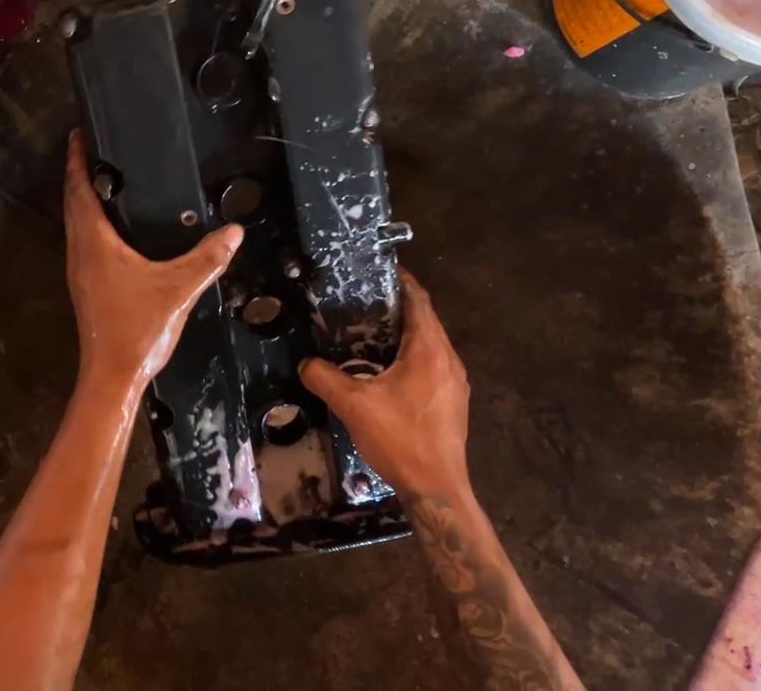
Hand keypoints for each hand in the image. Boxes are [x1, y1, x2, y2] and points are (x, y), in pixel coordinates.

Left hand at [63, 132, 242, 389]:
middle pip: (72, 203)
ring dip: (81, 198)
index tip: (78, 134)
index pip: (78, 190)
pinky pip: (82, 240)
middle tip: (92, 148)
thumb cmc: (137, 329)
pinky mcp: (86, 285)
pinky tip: (112, 227)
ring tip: (100, 178)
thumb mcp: (178, 290)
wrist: (111, 375)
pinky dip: (89, 220)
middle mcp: (80, 252)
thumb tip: (234, 231)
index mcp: (95, 243)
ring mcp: (80, 270)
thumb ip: (207, 259)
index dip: (76, 160)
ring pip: (74, 222)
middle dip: (78, 173)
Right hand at [299, 269, 471, 496]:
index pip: (419, 300)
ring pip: (431, 343)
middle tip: (364, 300)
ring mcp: (455, 382)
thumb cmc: (399, 439)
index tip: (378, 270)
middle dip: (398, 306)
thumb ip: (325, 377)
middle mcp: (448, 359)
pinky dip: (413, 355)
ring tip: (372, 331)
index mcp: (429, 350)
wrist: (437, 490)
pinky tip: (388, 369)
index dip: (401, 281)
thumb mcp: (353, 405)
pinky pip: (433, 363)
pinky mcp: (454, 401)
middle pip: (426, 319)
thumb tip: (305, 363)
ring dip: (406, 333)